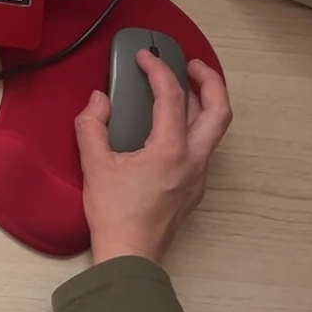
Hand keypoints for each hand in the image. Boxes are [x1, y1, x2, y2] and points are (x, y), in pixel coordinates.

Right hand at [74, 53, 232, 264]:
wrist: (130, 253)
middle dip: (210, 81)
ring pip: (216, 129)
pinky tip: (173, 126)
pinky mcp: (194, 187)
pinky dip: (195, 125)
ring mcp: (198, 175)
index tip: (145, 58)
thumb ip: (92, 126)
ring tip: (186, 89)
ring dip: (206, 103)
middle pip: (219, 110)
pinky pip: (204, 146)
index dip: (158, 71)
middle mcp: (194, 160)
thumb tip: (99, 101)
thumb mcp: (94, 165)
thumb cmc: (114, 212)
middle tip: (192, 65)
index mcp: (170, 150)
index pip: (172, 98)